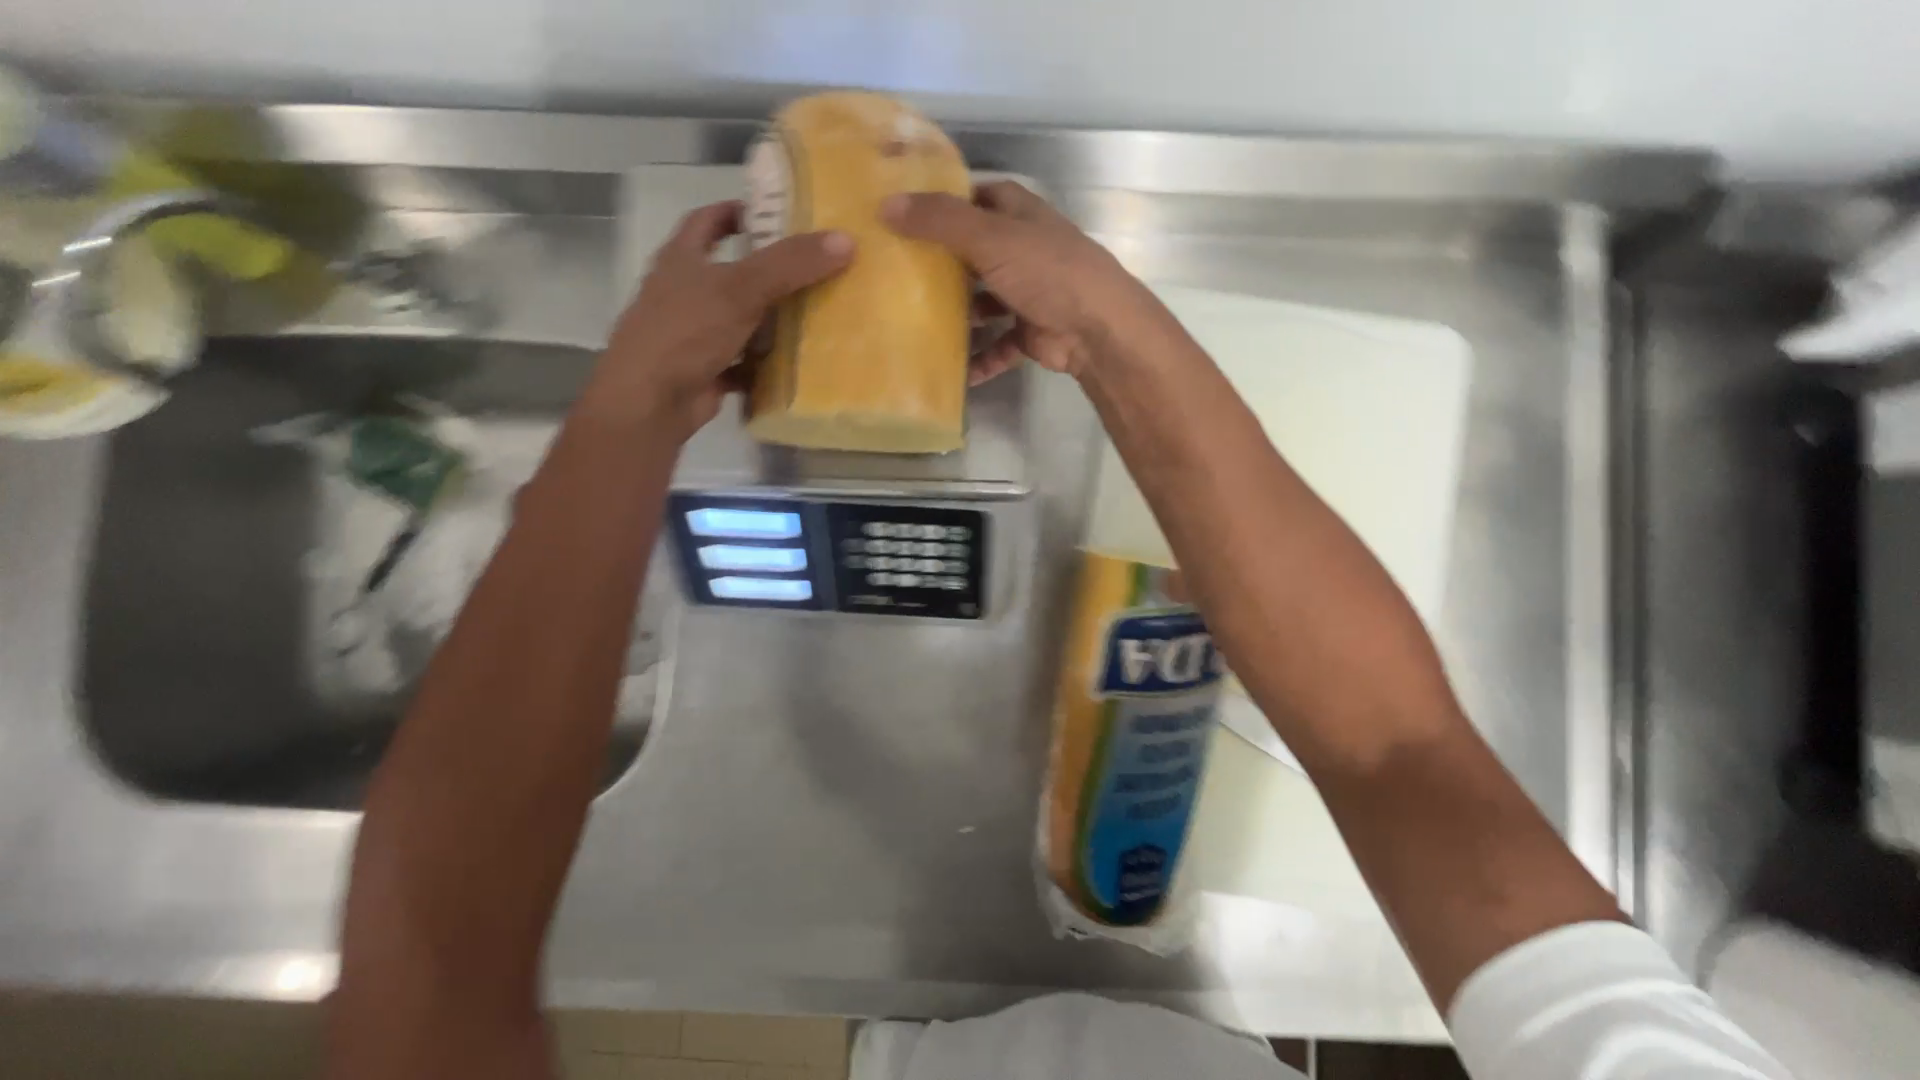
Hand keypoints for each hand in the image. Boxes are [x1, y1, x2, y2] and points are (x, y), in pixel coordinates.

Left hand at [589, 200, 852, 437]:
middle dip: (765, 270)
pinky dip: (763, 364)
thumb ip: (791, 263)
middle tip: (810, 268)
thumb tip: (846, 240)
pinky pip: (740, 362)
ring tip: (813, 314)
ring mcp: (690, 335)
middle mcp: (681, 293)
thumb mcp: (742, 288)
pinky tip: (793, 365)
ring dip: (768, 319)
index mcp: (681, 260)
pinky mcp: (702, 372)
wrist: (649, 402)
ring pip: (736, 320)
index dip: (736, 211)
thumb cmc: (686, 332)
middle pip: (727, 272)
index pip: (706, 221)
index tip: (773, 214)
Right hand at [883, 181, 1149, 383]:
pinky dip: (980, 358)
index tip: (905, 214)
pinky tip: (956, 372)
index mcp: (1019, 215)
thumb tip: (886, 206)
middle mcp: (1024, 249)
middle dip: (943, 263)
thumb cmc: (1046, 271)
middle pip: (976, 252)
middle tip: (898, 274)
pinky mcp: (1032, 331)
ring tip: (916, 323)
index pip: (977, 197)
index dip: (945, 202)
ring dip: (959, 315)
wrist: (1097, 329)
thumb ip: (939, 222)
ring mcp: (1029, 292)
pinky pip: (998, 345)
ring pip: (985, 301)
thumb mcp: (989, 238)